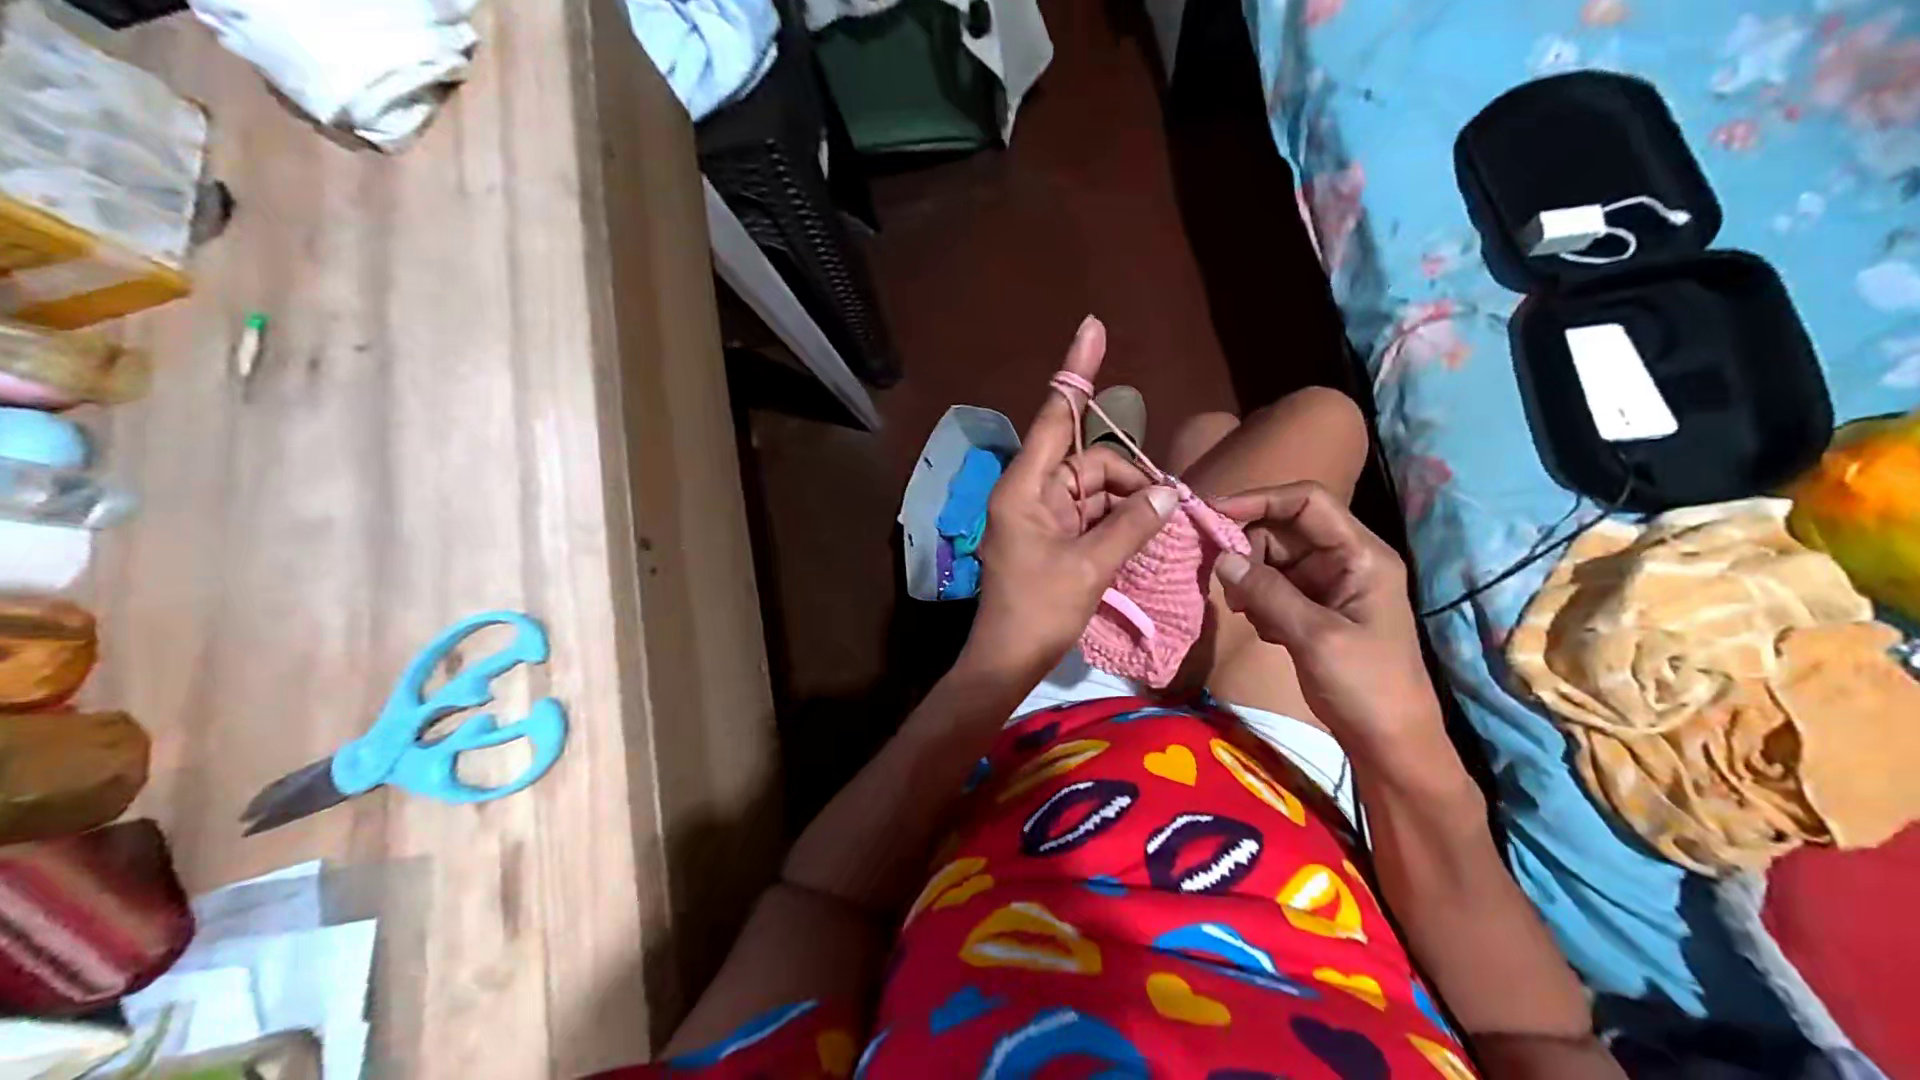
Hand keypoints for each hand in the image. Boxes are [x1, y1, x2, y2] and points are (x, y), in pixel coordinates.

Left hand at [961, 317, 1178, 684]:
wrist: (1007, 660)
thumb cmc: (1038, 612)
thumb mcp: (1090, 567)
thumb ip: (1131, 526)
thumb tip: (1168, 495)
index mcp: (1026, 488)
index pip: (1055, 417)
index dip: (1077, 372)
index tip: (1092, 328)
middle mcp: (1031, 492)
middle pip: (1089, 461)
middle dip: (1130, 478)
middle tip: (1169, 507)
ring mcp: (1041, 515)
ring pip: (1094, 489)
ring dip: (1128, 504)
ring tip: (1162, 526)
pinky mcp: (1051, 537)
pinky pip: (1090, 513)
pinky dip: (1118, 521)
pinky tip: (1145, 535)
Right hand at [1209, 482, 1445, 760]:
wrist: (1389, 742)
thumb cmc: (1366, 685)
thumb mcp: (1315, 636)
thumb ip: (1268, 593)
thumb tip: (1221, 559)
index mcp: (1360, 555)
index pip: (1307, 502)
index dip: (1260, 499)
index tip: (1213, 513)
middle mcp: (1343, 560)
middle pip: (1282, 529)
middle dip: (1248, 549)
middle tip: (1225, 583)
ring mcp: (1327, 584)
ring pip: (1271, 558)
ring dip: (1250, 580)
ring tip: (1247, 614)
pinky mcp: (1311, 608)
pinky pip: (1271, 586)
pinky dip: (1258, 601)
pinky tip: (1265, 631)